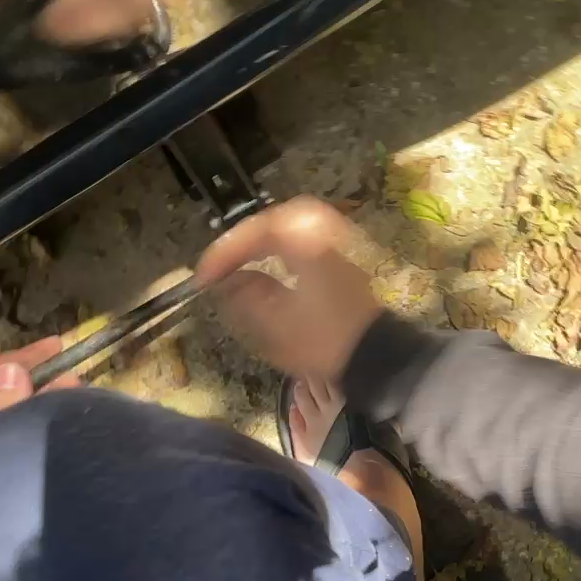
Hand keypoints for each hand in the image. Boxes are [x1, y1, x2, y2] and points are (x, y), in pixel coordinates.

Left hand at [0, 337, 78, 452]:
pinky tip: (65, 421)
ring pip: (12, 415)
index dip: (18, 357)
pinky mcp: (0, 473)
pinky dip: (42, 422)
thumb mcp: (1, 440)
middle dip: (34, 377)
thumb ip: (6, 405)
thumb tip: (11, 370)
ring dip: (42, 399)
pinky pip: (21, 436)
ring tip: (75, 396)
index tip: (57, 347)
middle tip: (70, 374)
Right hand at [194, 197, 383, 380]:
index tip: (205, 276)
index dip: (226, 251)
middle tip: (224, 263)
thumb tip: (228, 281)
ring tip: (242, 263)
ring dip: (266, 241)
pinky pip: (310, 239)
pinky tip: (276, 266)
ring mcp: (340, 246)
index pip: (259, 231)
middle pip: (278, 220)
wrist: (376, 359)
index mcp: (308, 245)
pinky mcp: (345, 262)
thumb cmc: (325, 342)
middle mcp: (326, 235)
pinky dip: (287, 247)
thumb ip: (247, 296)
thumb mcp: (276, 325)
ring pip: (296, 226)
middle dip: (246, 239)